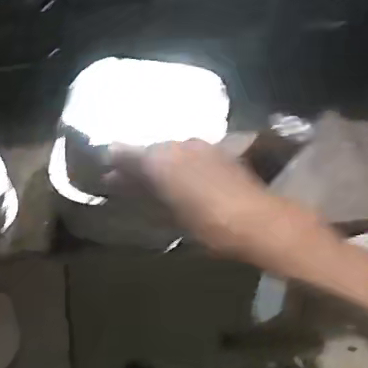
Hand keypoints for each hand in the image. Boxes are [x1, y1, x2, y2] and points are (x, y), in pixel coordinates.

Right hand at [115, 140, 327, 268]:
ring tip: (157, 186)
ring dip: (163, 165)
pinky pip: (192, 155)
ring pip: (173, 151)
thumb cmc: (209, 224)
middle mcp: (181, 143)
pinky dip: (183, 167)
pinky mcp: (224, 153)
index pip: (126, 152)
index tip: (105, 173)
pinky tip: (184, 184)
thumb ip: (140, 188)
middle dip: (139, 164)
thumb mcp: (168, 211)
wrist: (262, 223)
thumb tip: (116, 174)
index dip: (115, 162)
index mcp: (161, 157)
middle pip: (151, 150)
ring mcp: (205, 145)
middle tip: (129, 183)